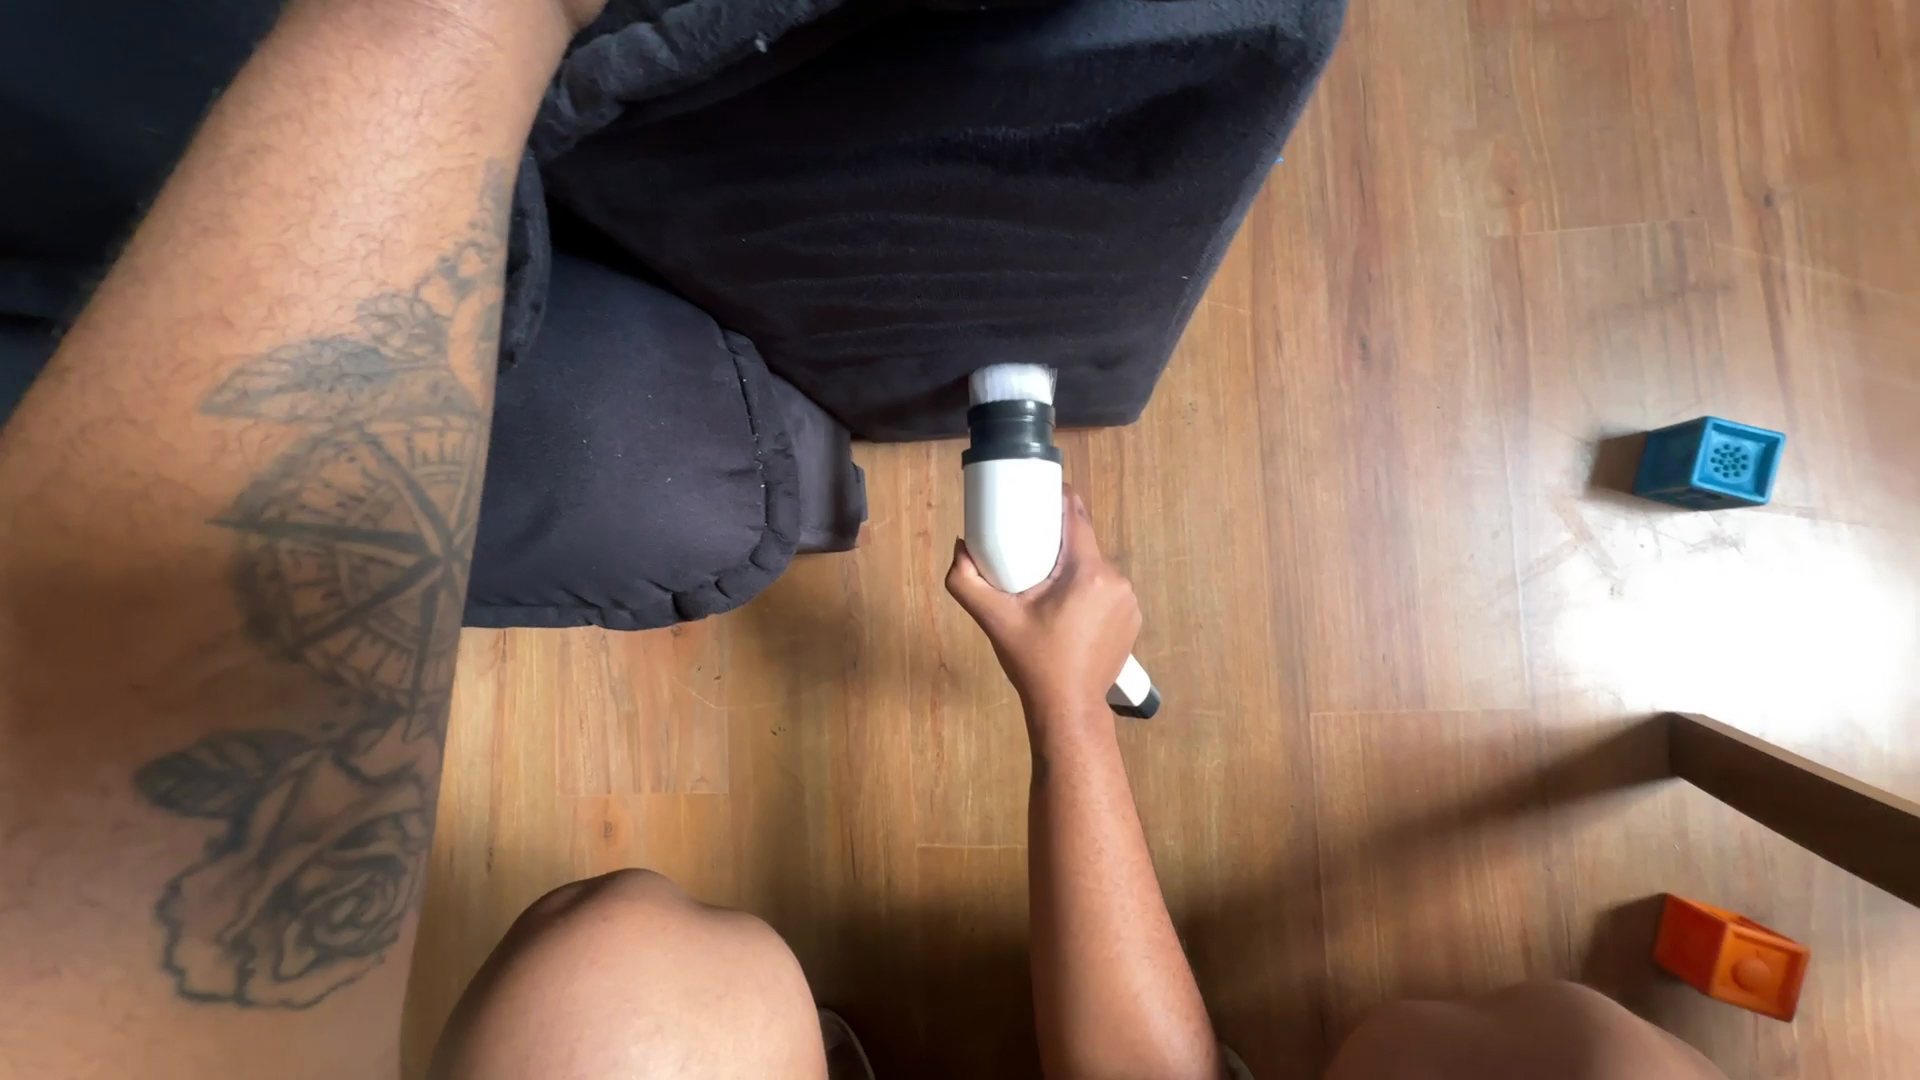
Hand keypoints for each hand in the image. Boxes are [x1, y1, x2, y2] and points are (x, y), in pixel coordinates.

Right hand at [946, 488, 1142, 732]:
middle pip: (1084, 544)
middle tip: (1030, 550)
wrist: (1068, 708)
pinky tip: (1071, 608)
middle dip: (1058, 541)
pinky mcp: (1132, 618)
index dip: (1057, 499)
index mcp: (1086, 574)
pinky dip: (1090, 591)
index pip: (1076, 517)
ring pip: (1096, 567)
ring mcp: (1129, 601)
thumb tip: (960, 547)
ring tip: (1047, 584)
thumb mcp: (994, 620)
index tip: (1037, 495)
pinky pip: (1108, 590)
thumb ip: (966, 582)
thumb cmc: (1033, 662)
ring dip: (1075, 569)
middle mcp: (1116, 581)